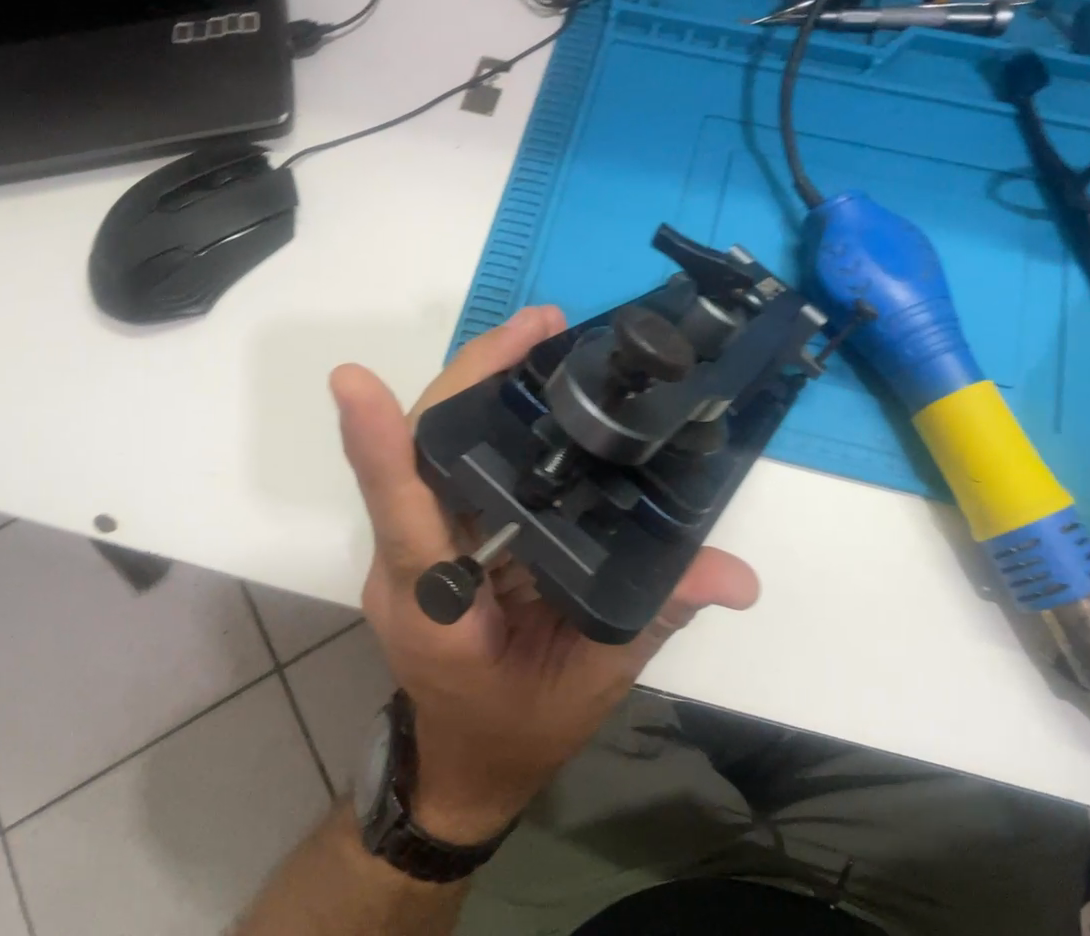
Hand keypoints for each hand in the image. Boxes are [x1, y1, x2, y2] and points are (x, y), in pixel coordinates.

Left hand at [329, 305, 759, 845]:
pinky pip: (448, 463)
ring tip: (545, 337)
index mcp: (437, 611)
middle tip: (543, 326)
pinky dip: (487, 416)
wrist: (464, 763)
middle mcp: (409, 566)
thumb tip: (736, 576)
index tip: (354, 379)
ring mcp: (415, 546)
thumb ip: (652, 617)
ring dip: (478, 383)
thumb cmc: (516, 731)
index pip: (405, 520)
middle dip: (469, 377)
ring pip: (429, 446)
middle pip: (418, 453)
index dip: (380, 449)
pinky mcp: (433, 536)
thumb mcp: (592, 681)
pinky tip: (535, 388)